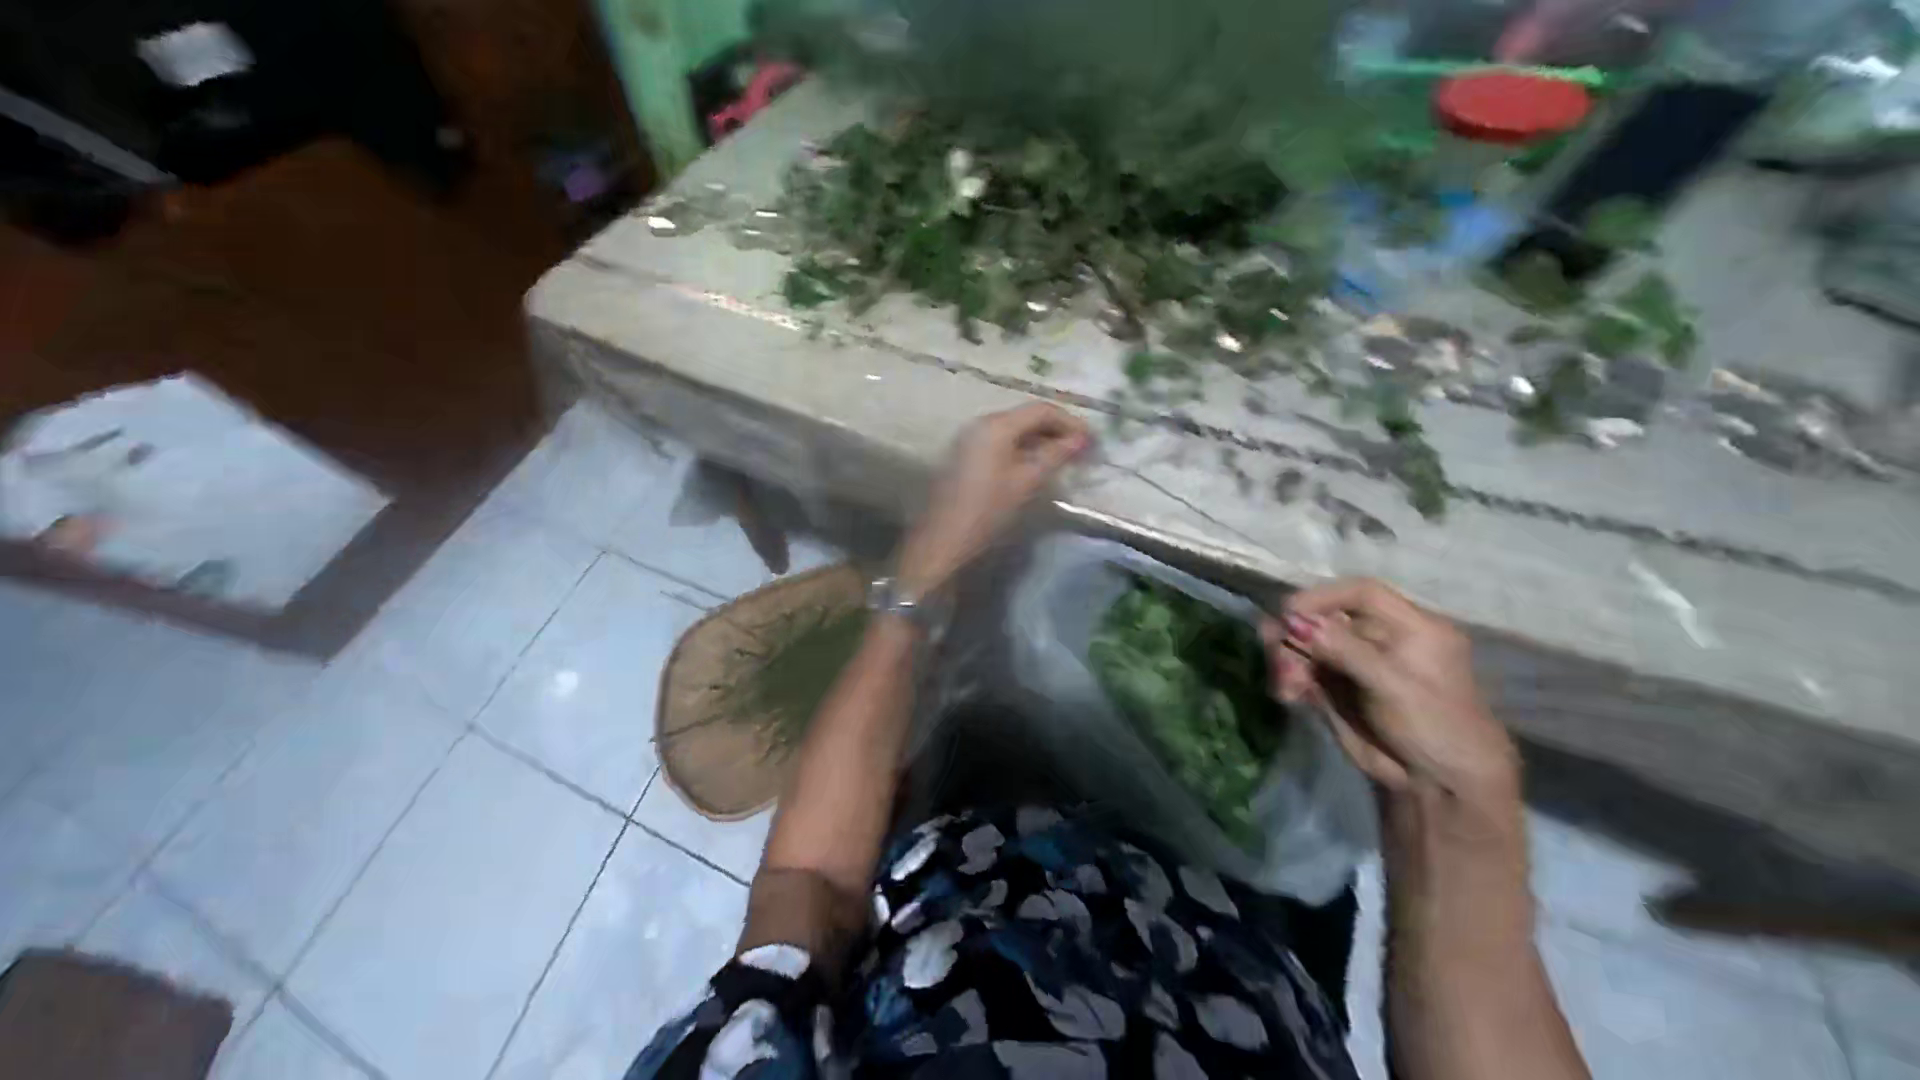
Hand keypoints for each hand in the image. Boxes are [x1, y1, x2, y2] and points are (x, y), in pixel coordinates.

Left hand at [895, 403, 1090, 598]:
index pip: (1041, 410)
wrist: (944, 539)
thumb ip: (1055, 455)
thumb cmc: (988, 510)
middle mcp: (981, 423)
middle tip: (1081, 451)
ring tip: (1064, 459)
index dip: (1070, 422)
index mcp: (996, 426)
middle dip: (1057, 430)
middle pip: (1027, 416)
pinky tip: (1037, 466)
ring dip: (1041, 440)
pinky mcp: (966, 454)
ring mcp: (970, 438)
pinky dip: (1023, 448)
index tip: (1091, 442)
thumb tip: (1082, 439)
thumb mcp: (1027, 482)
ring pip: (1014, 429)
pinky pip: (1001, 441)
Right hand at [1259, 578, 1518, 805]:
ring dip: (1288, 660)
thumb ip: (1346, 650)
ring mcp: (1355, 663)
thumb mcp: (1394, 685)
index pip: (1362, 594)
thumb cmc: (1436, 727)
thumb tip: (1295, 620)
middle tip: (1276, 657)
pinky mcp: (1336, 687)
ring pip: (1306, 645)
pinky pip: (1303, 671)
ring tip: (1286, 688)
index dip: (1324, 597)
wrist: (1440, 785)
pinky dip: (1290, 679)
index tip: (1289, 613)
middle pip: (1325, 619)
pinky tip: (1289, 696)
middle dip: (1296, 636)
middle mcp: (1379, 639)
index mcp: (1410, 628)